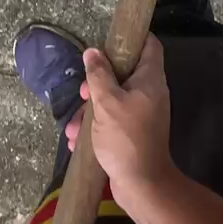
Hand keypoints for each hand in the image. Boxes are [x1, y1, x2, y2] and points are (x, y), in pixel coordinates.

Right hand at [64, 35, 177, 200]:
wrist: (141, 186)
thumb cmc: (126, 139)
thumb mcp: (106, 103)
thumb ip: (98, 75)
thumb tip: (92, 52)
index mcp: (150, 79)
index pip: (149, 45)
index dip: (132, 37)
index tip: (109, 40)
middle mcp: (149, 92)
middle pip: (123, 73)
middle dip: (97, 83)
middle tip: (83, 93)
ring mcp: (142, 113)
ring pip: (112, 99)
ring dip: (89, 111)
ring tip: (72, 128)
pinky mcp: (133, 132)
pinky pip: (111, 120)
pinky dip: (94, 127)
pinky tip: (76, 141)